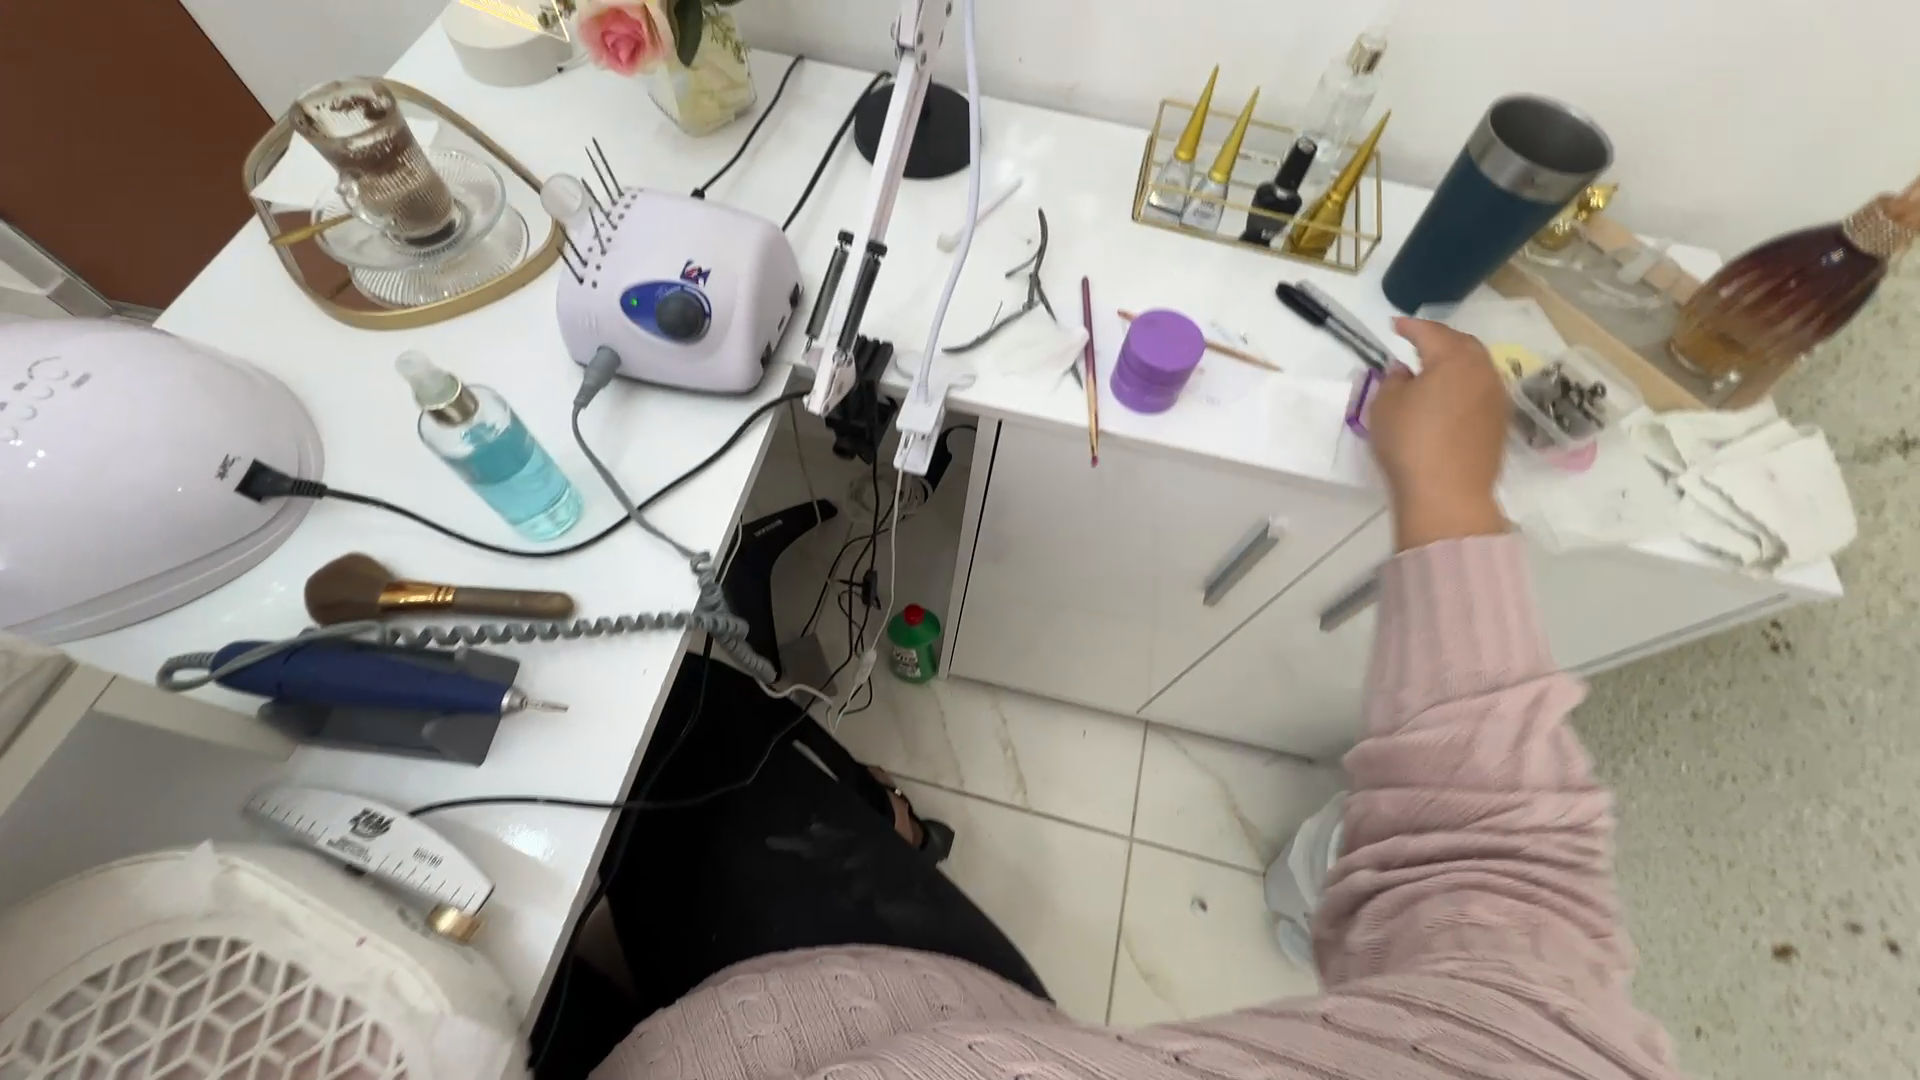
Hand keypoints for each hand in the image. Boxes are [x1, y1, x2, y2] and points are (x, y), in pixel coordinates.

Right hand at [1369, 318, 1509, 550]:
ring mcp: (1497, 397)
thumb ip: (1393, 380)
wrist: (1447, 493)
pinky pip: (1480, 391)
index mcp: (1453, 359)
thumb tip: (1404, 370)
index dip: (1410, 327)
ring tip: (1432, 371)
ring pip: (1475, 368)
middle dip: (1439, 341)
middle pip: (1462, 345)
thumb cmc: (1410, 442)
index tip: (1394, 325)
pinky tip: (1446, 399)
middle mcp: (1483, 371)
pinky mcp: (1499, 423)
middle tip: (1417, 344)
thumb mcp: (1385, 406)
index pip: (1430, 333)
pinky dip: (1462, 386)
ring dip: (1454, 364)